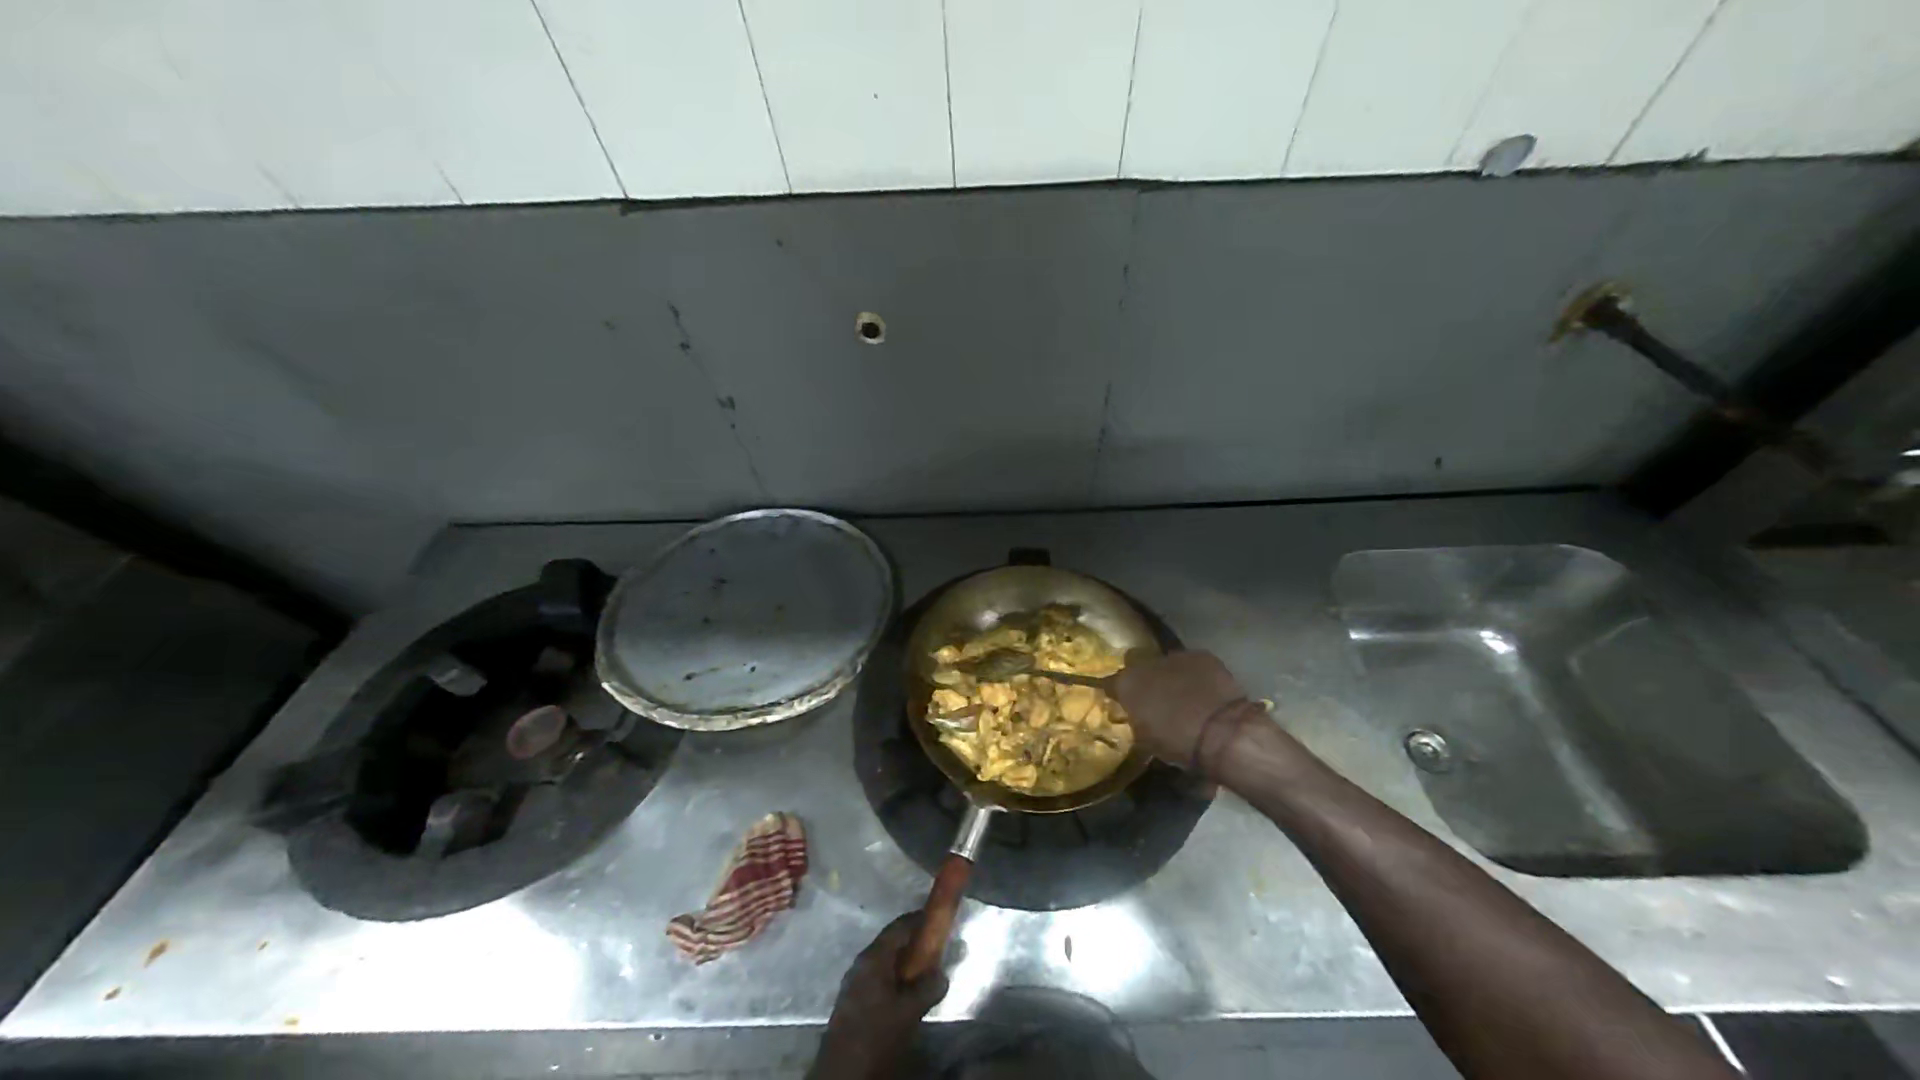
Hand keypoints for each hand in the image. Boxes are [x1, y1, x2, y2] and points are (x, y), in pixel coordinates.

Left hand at [808, 912, 948, 1079]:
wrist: (843, 1072)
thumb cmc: (876, 1034)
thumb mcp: (909, 1011)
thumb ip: (928, 988)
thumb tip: (942, 974)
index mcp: (873, 957)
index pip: (899, 926)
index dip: (919, 919)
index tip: (938, 917)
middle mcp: (861, 962)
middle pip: (891, 941)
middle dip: (914, 941)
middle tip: (936, 945)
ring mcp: (855, 980)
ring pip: (885, 960)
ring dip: (905, 960)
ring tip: (925, 968)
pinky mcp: (853, 998)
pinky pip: (878, 975)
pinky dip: (895, 975)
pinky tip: (907, 990)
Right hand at [1110, 650, 1251, 769]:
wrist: (1222, 731)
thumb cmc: (1178, 744)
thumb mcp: (1146, 740)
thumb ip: (1137, 721)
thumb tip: (1138, 716)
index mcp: (1126, 685)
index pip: (1110, 683)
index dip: (1117, 693)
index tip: (1122, 702)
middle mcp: (1146, 664)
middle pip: (1137, 666)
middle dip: (1143, 678)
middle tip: (1153, 697)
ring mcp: (1176, 657)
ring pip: (1166, 662)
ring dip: (1170, 675)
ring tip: (1183, 694)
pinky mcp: (1203, 656)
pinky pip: (1193, 663)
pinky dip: (1196, 674)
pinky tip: (1205, 689)